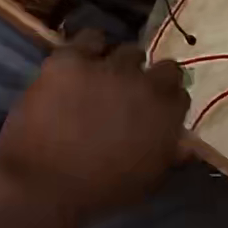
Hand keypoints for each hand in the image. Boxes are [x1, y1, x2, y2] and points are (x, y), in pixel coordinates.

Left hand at [0, 30, 189, 221]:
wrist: (43, 184)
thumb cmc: (102, 189)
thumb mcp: (150, 178)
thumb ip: (170, 153)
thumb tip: (184, 141)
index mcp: (167, 112)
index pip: (180, 92)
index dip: (168, 100)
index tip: (156, 110)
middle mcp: (145, 83)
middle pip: (162, 67)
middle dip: (151, 79)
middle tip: (131, 94)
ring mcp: (107, 68)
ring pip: (127, 51)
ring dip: (121, 64)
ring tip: (104, 77)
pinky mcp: (71, 59)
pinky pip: (90, 38)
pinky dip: (90, 47)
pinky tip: (82, 61)